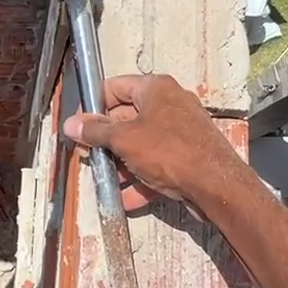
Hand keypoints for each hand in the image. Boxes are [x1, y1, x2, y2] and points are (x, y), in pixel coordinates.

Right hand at [62, 75, 260, 214]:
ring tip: (103, 181)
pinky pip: (156, 163)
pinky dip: (140, 178)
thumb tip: (71, 124)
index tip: (78, 126)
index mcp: (155, 88)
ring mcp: (180, 132)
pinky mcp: (187, 157)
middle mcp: (169, 104)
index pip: (114, 87)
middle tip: (87, 156)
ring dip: (120, 163)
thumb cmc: (168, 151)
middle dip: (105, 140)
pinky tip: (125, 200)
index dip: (92, 105)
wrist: (216, 186)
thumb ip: (96, 131)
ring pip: (140, 144)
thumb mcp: (124, 139)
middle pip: (126, 117)